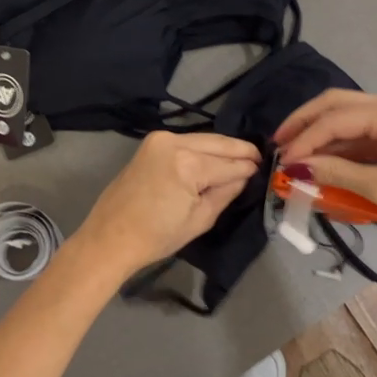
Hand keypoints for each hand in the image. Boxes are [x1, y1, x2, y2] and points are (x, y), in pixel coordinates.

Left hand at [72, 131, 260, 279]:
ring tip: (244, 157)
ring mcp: (160, 139)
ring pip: (203, 138)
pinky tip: (216, 156)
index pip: (229, 164)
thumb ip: (226, 192)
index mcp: (188, 163)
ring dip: (223, 147)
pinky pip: (186, 141)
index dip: (249, 168)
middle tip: (261, 157)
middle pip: (218, 143)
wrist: (111, 237)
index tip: (266, 169)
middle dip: (240, 151)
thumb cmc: (156, 237)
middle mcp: (174, 142)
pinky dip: (203, 147)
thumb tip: (245, 175)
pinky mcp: (150, 143)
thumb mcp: (200, 219)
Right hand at [273, 90, 376, 236]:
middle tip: (279, 143)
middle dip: (304, 122)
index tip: (282, 162)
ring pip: (347, 114)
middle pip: (336, 104)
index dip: (304, 139)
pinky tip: (322, 158)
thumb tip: (297, 168)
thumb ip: (336, 173)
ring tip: (295, 153)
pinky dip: (339, 142)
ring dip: (320, 132)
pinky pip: (360, 129)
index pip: (334, 119)